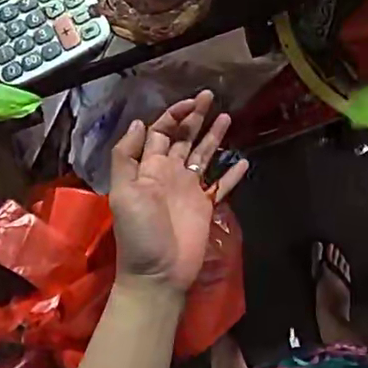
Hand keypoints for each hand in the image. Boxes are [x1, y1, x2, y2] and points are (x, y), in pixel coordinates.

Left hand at [108, 92, 250, 294]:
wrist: (157, 272)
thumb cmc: (139, 233)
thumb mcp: (123, 191)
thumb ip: (127, 156)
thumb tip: (140, 122)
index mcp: (149, 167)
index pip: (161, 132)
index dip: (174, 115)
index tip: (191, 103)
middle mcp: (170, 173)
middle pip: (184, 137)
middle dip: (195, 116)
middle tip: (210, 95)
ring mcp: (189, 189)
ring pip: (203, 154)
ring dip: (214, 136)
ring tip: (227, 116)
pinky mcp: (206, 205)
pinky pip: (221, 184)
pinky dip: (232, 174)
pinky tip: (243, 160)